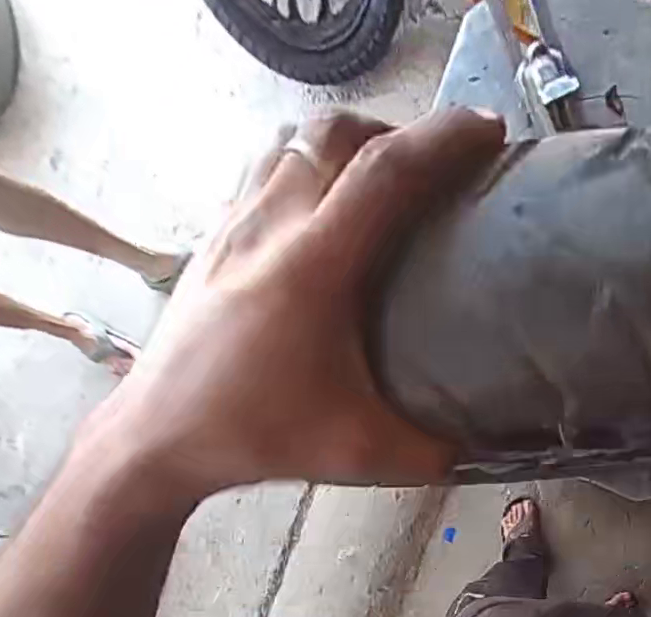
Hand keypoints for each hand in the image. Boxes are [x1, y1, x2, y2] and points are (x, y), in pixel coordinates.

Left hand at [85, 108, 504, 498]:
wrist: (162, 435)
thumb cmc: (262, 435)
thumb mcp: (364, 452)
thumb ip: (436, 453)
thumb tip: (487, 450)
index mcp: (315, 267)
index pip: (387, 172)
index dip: (445, 140)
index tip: (487, 131)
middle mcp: (271, 225)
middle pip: (338, 132)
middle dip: (399, 130)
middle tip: (437, 162)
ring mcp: (235, 224)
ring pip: (294, 139)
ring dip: (349, 140)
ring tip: (384, 173)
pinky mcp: (214, 236)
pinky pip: (264, 166)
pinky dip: (306, 161)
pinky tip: (323, 203)